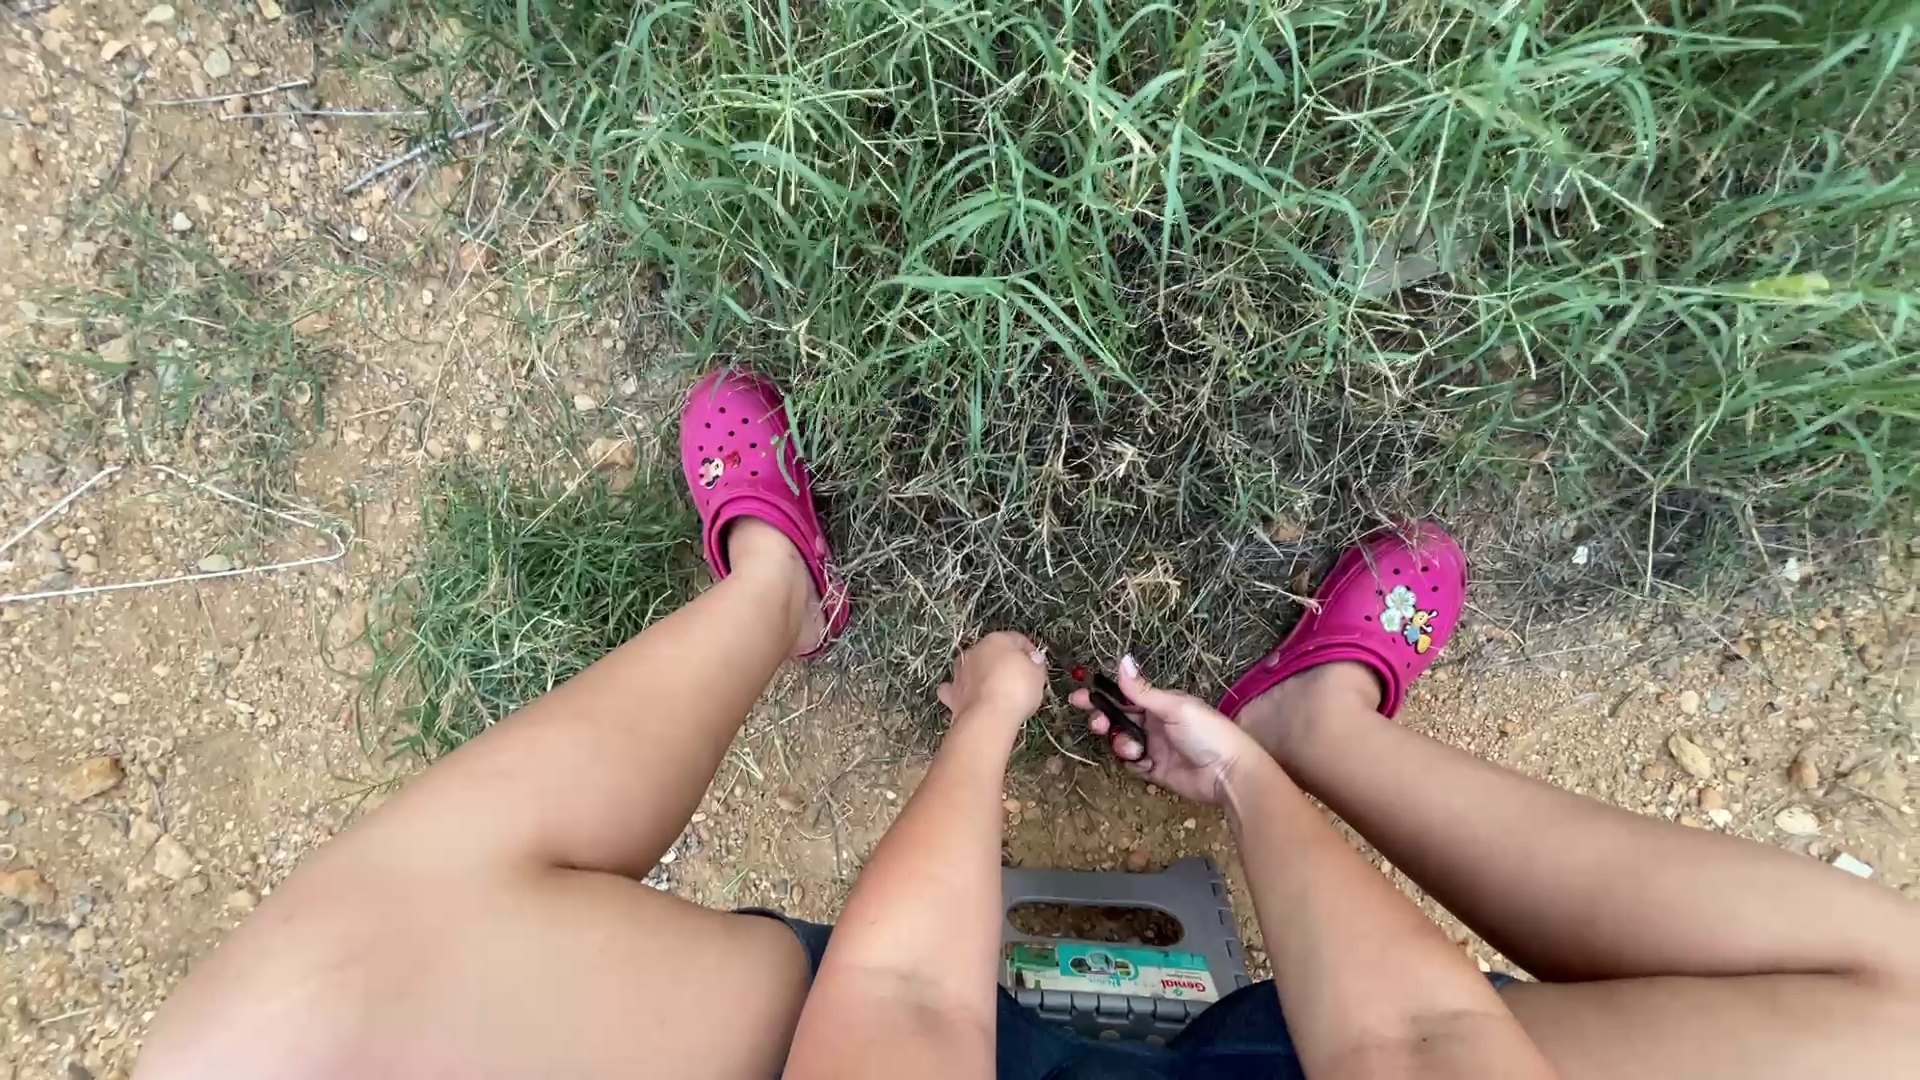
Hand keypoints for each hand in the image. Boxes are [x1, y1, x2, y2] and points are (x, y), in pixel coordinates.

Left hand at [938, 631, 1047, 720]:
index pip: (1017, 639)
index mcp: (998, 640)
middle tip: (1019, 679)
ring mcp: (961, 671)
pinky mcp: (952, 693)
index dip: (1029, 652)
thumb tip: (1032, 659)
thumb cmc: (1017, 690)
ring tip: (995, 689)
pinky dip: (962, 691)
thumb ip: (1035, 663)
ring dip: (982, 674)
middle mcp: (975, 651)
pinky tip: (969, 698)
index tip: (1036, 665)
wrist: (989, 717)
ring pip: (973, 667)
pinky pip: (956, 688)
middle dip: (1004, 662)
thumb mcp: (1037, 674)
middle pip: (993, 652)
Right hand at [1070, 655, 1264, 804]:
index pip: (1123, 695)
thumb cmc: (1207, 732)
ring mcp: (1154, 747)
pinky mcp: (1155, 770)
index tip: (1078, 696)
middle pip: (1117, 718)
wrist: (1229, 774)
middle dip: (1103, 720)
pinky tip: (1143, 762)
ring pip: (1121, 741)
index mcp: (1160, 703)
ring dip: (1120, 743)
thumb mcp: (1174, 707)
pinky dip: (1132, 763)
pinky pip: (1132, 764)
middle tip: (1098, 724)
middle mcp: (1154, 722)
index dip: (1100, 695)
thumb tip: (1121, 659)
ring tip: (1134, 749)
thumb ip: (1142, 690)